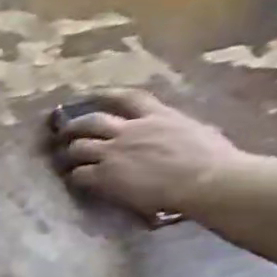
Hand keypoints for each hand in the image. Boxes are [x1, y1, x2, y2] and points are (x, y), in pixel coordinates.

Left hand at [52, 90, 251, 219]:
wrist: (205, 179)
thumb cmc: (213, 158)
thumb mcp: (196, 130)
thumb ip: (175, 128)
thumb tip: (176, 132)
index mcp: (157, 116)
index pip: (127, 98)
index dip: (105, 95)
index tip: (91, 96)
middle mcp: (130, 130)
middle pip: (90, 121)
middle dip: (73, 127)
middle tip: (63, 133)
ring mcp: (114, 152)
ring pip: (78, 147)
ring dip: (68, 153)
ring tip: (63, 159)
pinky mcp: (105, 176)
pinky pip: (79, 174)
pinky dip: (74, 176)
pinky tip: (74, 180)